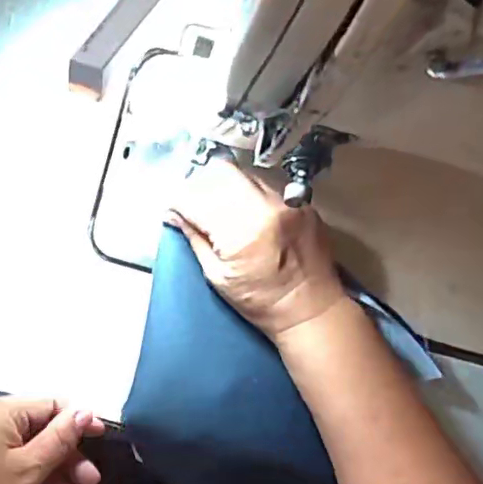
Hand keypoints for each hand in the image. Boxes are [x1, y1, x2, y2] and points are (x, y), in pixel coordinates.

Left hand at [0, 398, 105, 483]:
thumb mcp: (27, 469)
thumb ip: (60, 440)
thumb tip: (86, 411)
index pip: (49, 403)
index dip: (79, 420)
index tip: (106, 440)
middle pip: (40, 426)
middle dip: (68, 451)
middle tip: (92, 481)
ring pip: (28, 447)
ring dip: (55, 467)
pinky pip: (13, 462)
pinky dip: (34, 476)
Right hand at [168, 159, 348, 339]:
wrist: (311, 309)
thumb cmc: (262, 302)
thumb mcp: (217, 276)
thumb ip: (195, 239)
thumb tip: (175, 216)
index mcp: (241, 233)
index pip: (197, 200)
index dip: (177, 202)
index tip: (171, 209)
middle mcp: (267, 209)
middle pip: (220, 174)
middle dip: (199, 187)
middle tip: (192, 204)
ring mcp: (287, 202)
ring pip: (243, 174)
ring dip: (223, 186)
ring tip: (218, 209)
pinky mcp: (301, 202)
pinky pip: (265, 184)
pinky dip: (247, 193)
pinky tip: (244, 213)